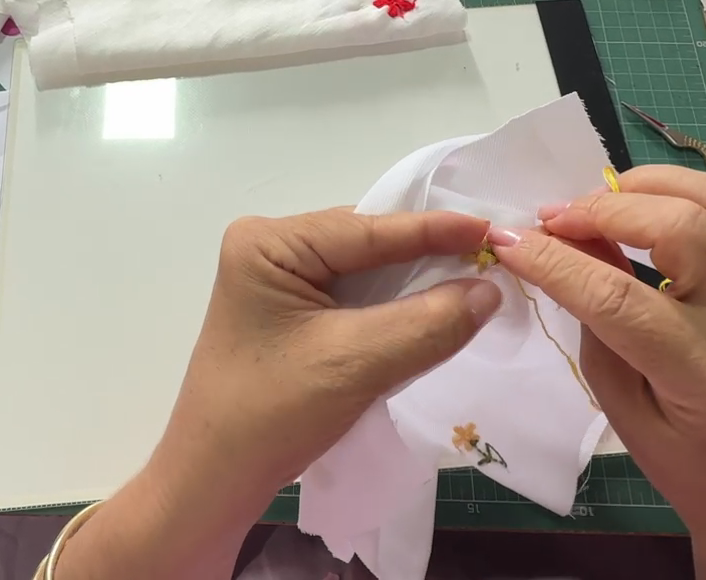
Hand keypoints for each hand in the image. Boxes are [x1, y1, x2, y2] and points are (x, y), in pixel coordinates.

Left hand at [163, 207, 503, 493]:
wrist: (214, 480)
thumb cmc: (271, 414)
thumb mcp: (355, 363)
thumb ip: (426, 323)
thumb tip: (489, 289)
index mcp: (268, 242)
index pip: (365, 229)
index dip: (433, 229)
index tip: (491, 225)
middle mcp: (269, 245)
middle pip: (363, 242)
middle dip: (424, 252)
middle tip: (489, 252)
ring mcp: (276, 275)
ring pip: (361, 267)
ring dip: (411, 278)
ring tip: (471, 273)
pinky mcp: (287, 306)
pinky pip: (351, 291)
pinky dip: (390, 301)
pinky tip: (427, 302)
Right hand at [486, 166, 705, 579]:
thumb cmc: (679, 453)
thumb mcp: (616, 399)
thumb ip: (591, 317)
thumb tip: (555, 240)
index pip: (621, 300)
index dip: (555, 262)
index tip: (505, 240)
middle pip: (684, 229)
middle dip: (602, 211)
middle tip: (551, 219)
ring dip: (647, 185)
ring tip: (596, 201)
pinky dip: (676, 189)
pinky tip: (634, 204)